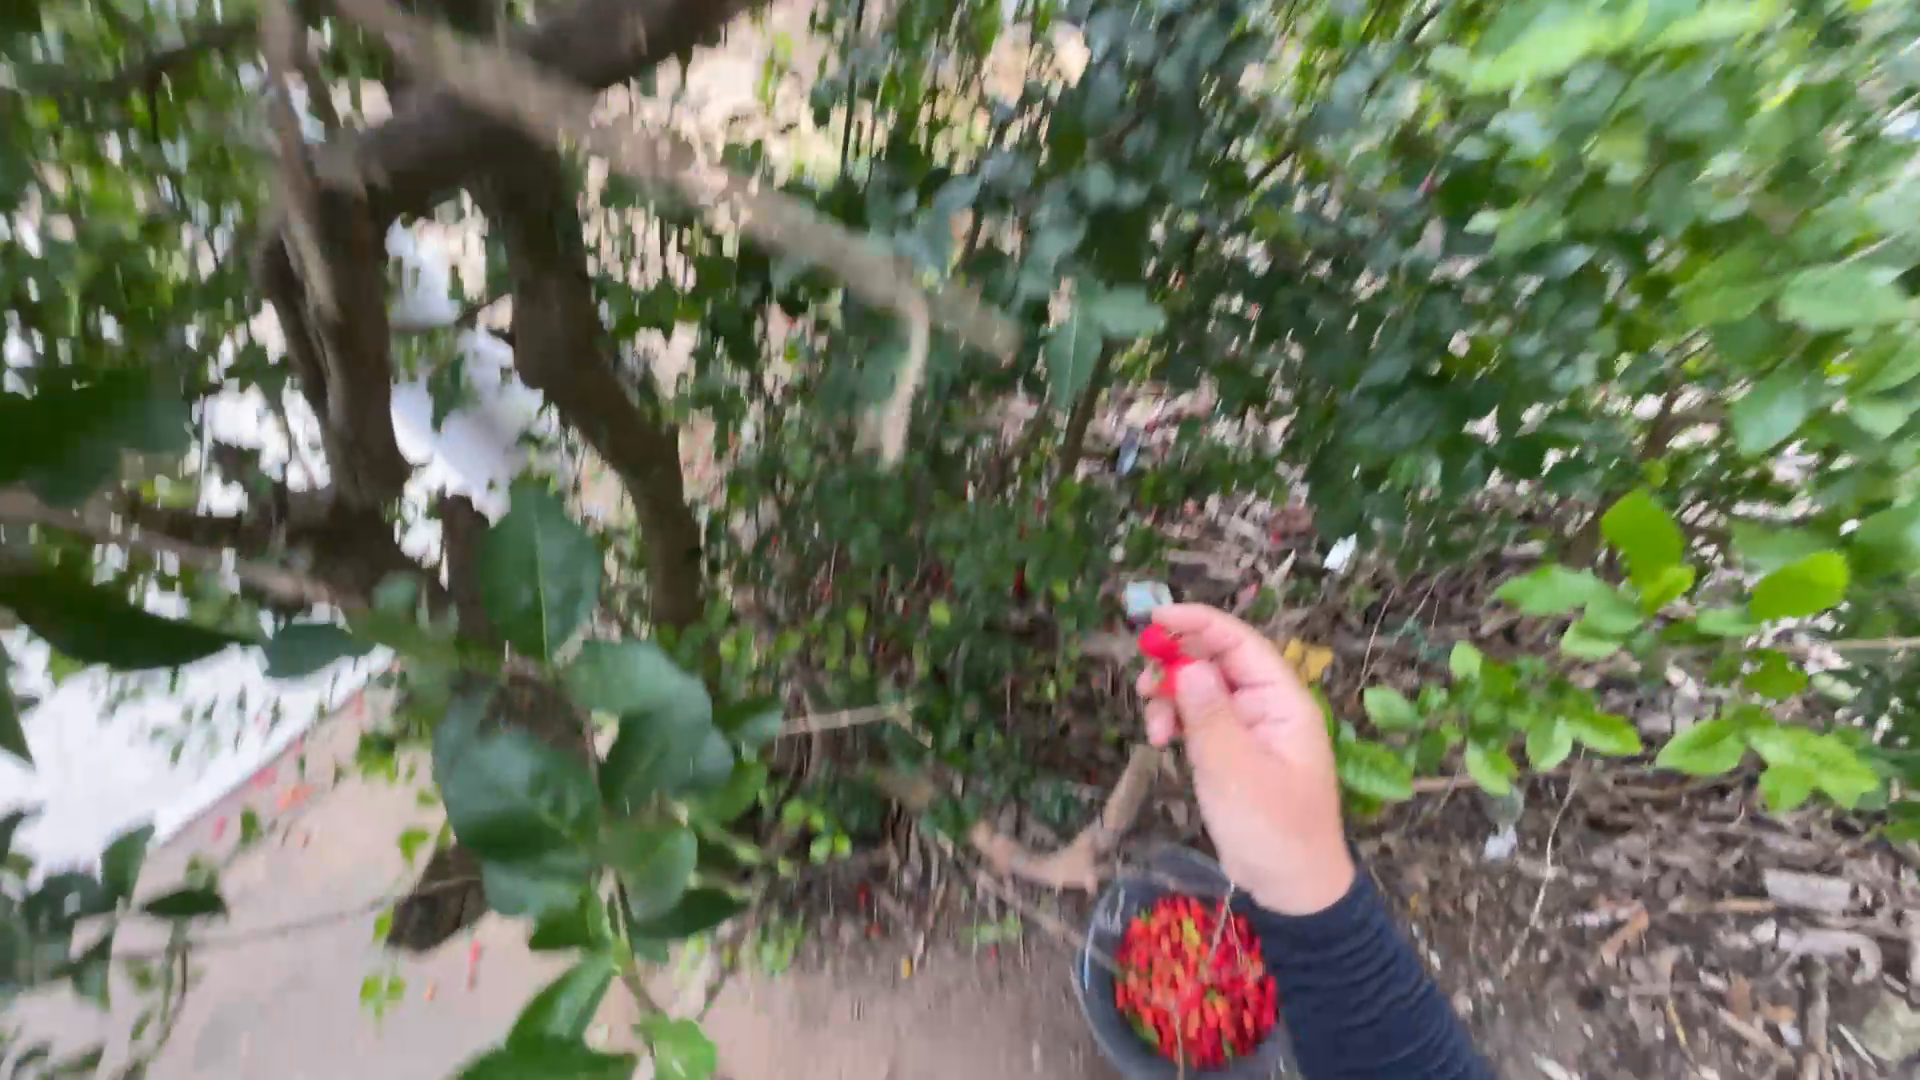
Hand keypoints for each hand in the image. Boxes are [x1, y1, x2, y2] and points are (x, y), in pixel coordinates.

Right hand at [1137, 604, 1354, 915]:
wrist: (1288, 888)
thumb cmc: (1273, 830)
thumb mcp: (1236, 772)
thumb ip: (1211, 716)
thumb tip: (1189, 666)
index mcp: (1282, 702)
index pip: (1239, 643)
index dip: (1198, 622)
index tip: (1154, 619)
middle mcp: (1265, 704)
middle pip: (1214, 660)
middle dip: (1176, 664)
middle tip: (1144, 683)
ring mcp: (1246, 725)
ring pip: (1199, 686)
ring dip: (1170, 696)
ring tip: (1154, 726)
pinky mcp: (1228, 745)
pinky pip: (1195, 714)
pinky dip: (1173, 719)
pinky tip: (1160, 740)